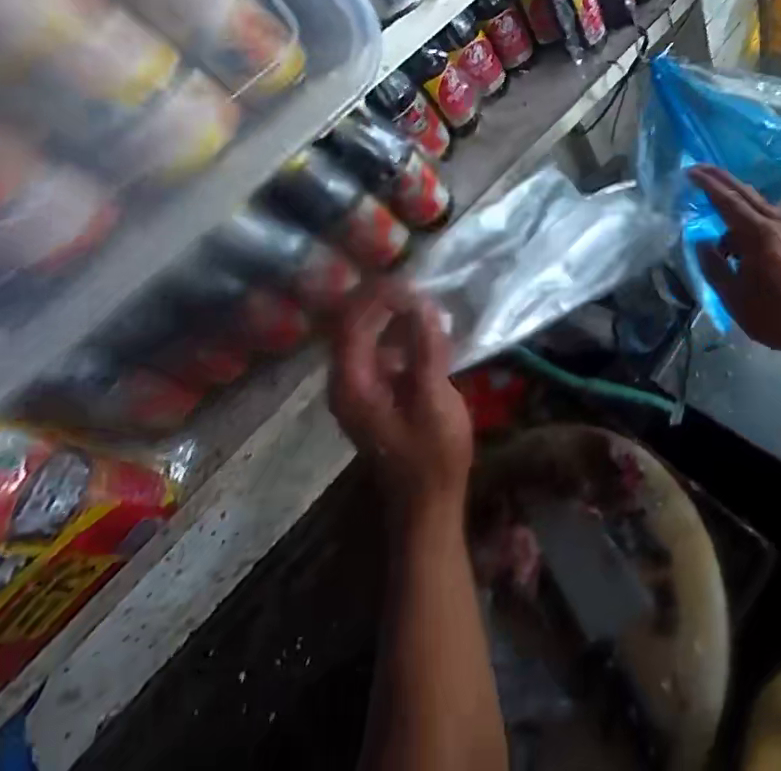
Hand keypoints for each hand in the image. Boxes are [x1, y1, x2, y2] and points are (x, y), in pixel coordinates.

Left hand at [329, 282, 473, 514]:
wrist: (428, 501)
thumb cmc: (433, 454)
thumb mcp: (435, 399)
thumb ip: (426, 350)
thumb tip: (422, 303)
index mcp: (352, 385)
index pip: (352, 325)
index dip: (377, 298)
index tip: (411, 280)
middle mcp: (346, 385)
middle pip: (351, 329)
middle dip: (379, 302)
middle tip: (417, 284)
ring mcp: (359, 392)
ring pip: (364, 340)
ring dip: (388, 318)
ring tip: (422, 301)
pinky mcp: (375, 398)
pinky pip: (378, 355)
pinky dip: (397, 337)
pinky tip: (424, 333)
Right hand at [689, 164, 780, 366]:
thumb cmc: (776, 316)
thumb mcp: (734, 297)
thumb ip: (714, 267)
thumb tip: (704, 244)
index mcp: (759, 234)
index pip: (727, 201)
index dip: (707, 185)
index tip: (689, 172)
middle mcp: (777, 224)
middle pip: (746, 193)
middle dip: (721, 179)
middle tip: (699, 169)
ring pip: (759, 205)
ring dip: (737, 198)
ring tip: (717, 200)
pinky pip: (770, 217)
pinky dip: (751, 214)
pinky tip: (742, 231)